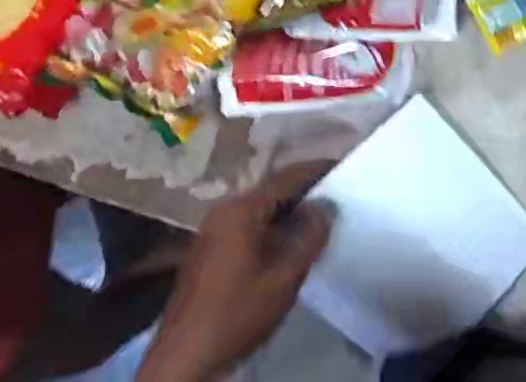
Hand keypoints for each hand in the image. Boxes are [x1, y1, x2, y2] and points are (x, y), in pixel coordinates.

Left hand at [136, 162, 335, 381]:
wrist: (181, 368)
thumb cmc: (236, 317)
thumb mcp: (285, 278)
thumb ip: (311, 236)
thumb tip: (326, 205)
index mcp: (241, 210)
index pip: (287, 177)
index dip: (317, 169)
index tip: (344, 165)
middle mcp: (223, 211)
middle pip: (272, 189)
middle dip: (304, 189)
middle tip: (336, 192)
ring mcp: (211, 231)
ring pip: (260, 208)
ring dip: (288, 209)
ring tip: (319, 215)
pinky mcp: (207, 251)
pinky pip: (247, 224)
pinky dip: (271, 225)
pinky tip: (289, 240)